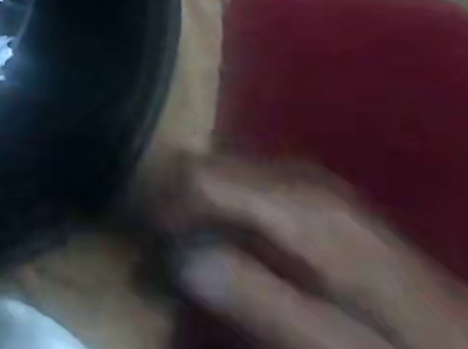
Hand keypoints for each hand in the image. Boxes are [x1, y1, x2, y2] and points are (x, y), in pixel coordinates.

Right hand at [154, 157, 467, 348]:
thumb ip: (261, 300)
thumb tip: (176, 257)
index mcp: (304, 205)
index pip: (198, 178)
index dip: (159, 214)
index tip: (140, 265)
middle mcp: (303, 178)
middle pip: (205, 168)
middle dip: (169, 210)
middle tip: (152, 267)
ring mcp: (318, 188)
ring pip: (223, 175)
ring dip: (192, 213)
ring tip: (179, 264)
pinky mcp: (327, 206)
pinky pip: (249, 191)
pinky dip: (222, 217)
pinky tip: (224, 256)